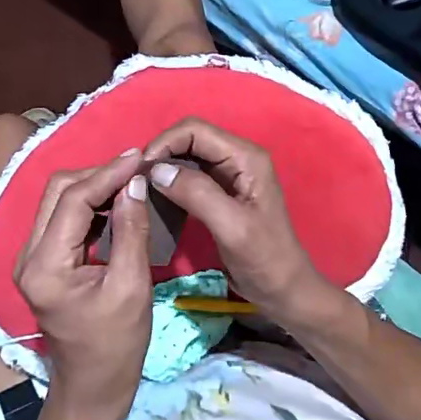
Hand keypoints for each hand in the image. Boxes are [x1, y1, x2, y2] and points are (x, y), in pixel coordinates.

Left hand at [13, 149, 153, 419]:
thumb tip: (136, 182)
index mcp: (45, 265)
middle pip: (58, 192)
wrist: (92, 388)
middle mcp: (27, 255)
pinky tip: (117, 201)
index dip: (108, 173)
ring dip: (94, 186)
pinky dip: (90, 204)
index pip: (74, 200)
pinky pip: (63, 219)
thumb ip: (131, 231)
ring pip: (59, 201)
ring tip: (131, 179)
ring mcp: (30, 259)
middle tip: (137, 167)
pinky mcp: (42, 263)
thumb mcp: (132, 287)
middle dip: (98, 174)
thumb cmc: (116, 345)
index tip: (141, 156)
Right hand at [144, 118, 326, 316]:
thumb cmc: (263, 258)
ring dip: (163, 167)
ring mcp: (230, 175)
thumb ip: (197, 194)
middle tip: (137, 181)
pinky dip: (171, 182)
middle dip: (161, 154)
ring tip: (142, 189)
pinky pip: (190, 176)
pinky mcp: (221, 192)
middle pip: (190, 139)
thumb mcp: (231, 227)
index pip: (195, 130)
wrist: (283, 289)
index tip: (141, 171)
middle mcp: (238, 157)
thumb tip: (156, 170)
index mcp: (246, 157)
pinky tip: (157, 198)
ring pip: (187, 156)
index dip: (165, 143)